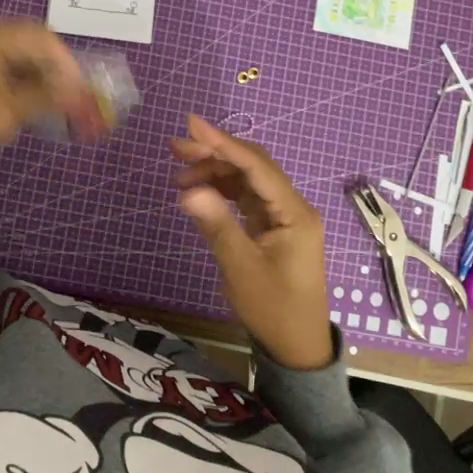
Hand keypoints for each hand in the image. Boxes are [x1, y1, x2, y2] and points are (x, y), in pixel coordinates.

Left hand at [0, 20, 103, 164]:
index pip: (44, 37)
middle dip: (54, 69)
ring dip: (35, 74)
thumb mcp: (7, 112)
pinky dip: (15, 76)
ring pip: (14, 50)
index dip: (68, 65)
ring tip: (52, 104)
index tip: (81, 93)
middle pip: (30, 40)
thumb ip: (47, 97)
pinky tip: (25, 99)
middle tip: (72, 98)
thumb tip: (81, 94)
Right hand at [172, 115, 332, 369]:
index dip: (223, 143)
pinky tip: (197, 191)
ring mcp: (283, 217)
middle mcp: (292, 207)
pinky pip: (245, 197)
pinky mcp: (272, 228)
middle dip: (215, 152)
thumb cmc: (273, 308)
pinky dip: (221, 190)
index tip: (192, 124)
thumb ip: (216, 224)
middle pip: (252, 167)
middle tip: (176, 146)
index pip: (256, 166)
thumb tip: (188, 189)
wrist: (296, 347)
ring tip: (178, 173)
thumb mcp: (241, 267)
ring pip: (246, 180)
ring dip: (215, 172)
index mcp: (294, 213)